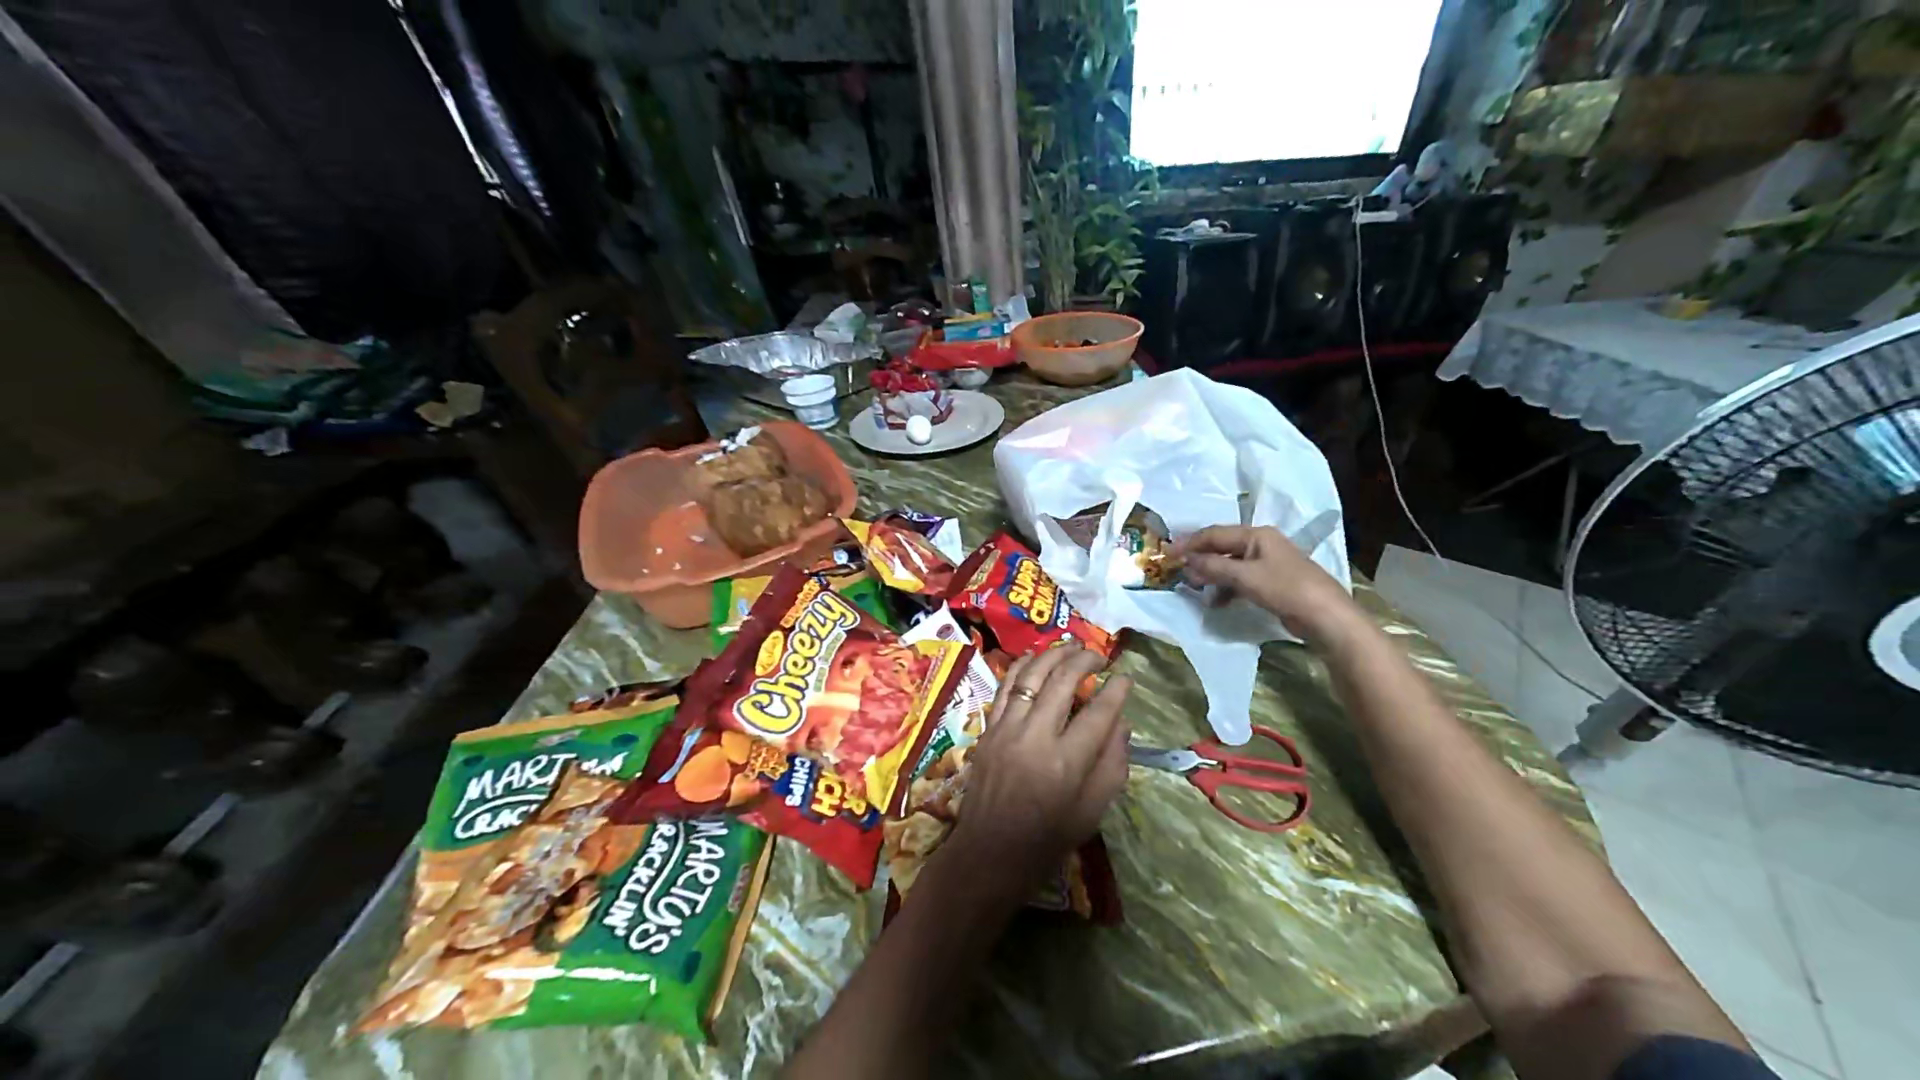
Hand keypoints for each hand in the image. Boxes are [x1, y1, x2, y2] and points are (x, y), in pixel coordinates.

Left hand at [941, 646, 1131, 899]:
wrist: (990, 851)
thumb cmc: (1048, 838)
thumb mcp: (1093, 811)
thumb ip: (1112, 765)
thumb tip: (1122, 724)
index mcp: (1067, 763)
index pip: (1099, 712)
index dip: (1116, 690)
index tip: (1126, 677)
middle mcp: (1036, 737)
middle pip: (1063, 681)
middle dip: (1085, 661)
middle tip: (1100, 656)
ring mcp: (1007, 729)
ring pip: (1032, 675)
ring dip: (1054, 655)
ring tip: (1072, 647)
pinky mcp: (989, 728)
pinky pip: (1006, 686)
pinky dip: (1022, 666)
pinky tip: (1036, 657)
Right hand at [1174, 525, 1359, 643]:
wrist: (1325, 616)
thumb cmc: (1285, 588)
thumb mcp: (1244, 576)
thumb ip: (1213, 567)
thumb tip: (1186, 560)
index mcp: (1256, 535)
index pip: (1214, 533)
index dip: (1190, 543)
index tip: (1167, 554)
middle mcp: (1261, 544)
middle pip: (1222, 547)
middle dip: (1200, 559)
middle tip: (1179, 572)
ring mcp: (1268, 563)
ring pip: (1230, 564)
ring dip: (1212, 575)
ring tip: (1196, 589)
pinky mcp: (1271, 582)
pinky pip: (1240, 579)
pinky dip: (1226, 588)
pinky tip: (1217, 601)